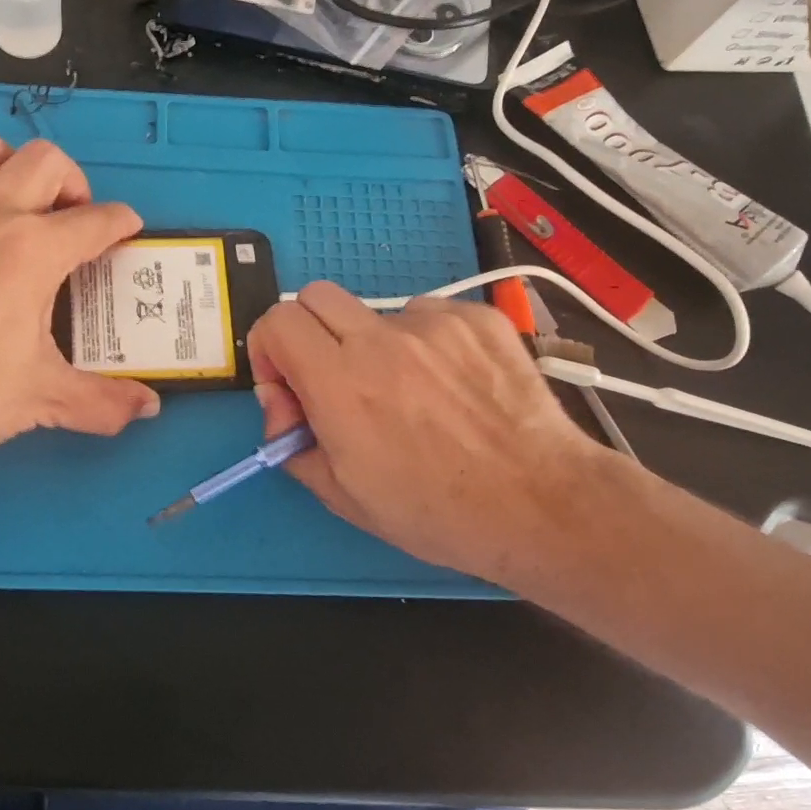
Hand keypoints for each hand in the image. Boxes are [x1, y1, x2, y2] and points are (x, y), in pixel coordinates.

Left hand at [0, 134, 160, 494]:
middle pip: (48, 160)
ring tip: (21, 206)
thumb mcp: (42, 399)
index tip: (127, 235)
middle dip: (75, 183)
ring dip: (13, 169)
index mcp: (34, 250)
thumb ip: (104, 401)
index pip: (98, 219)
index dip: (123, 225)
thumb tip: (148, 407)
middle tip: (76, 223)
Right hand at [248, 282, 623, 584]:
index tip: (288, 383)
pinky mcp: (478, 319)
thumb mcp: (343, 495)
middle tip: (332, 376)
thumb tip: (283, 403)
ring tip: (410, 393)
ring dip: (373, 344)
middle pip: (315, 296)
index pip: (277, 321)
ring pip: (376, 313)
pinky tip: (451, 385)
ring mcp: (434, 323)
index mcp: (339, 384)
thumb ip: (292, 441)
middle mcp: (381, 340)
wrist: (541, 505)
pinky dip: (426, 344)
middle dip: (310, 332)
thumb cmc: (436, 512)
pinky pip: (429, 316)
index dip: (269, 349)